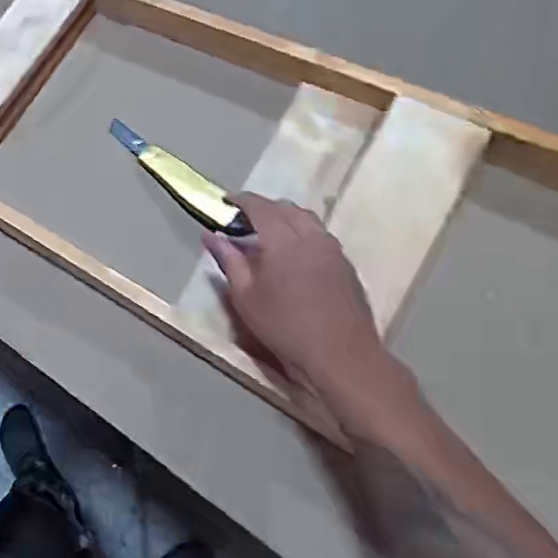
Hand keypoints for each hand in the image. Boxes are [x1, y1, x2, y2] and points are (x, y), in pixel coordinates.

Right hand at [203, 194, 389, 407]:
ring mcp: (335, 253)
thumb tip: (211, 235)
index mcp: (285, 242)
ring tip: (267, 235)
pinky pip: (321, 237)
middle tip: (243, 219)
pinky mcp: (347, 268)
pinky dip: (302, 234)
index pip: (262, 208)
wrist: (342, 358)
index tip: (226, 201)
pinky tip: (291, 255)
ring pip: (309, 221)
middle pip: (289, 209)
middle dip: (265, 208)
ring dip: (286, 219)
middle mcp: (313, 240)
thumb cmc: (284, 327)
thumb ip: (229, 259)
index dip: (242, 200)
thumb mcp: (244, 295)